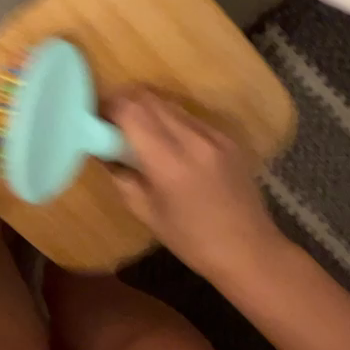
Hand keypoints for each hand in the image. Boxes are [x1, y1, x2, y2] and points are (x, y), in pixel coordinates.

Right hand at [106, 89, 293, 285]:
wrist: (250, 251)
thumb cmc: (192, 240)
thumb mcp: (145, 212)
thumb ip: (120, 176)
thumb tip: (103, 152)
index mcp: (168, 162)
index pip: (131, 111)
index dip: (109, 107)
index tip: (99, 119)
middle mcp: (192, 140)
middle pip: (149, 98)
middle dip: (126, 103)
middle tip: (114, 123)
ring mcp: (213, 136)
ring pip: (169, 104)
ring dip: (148, 110)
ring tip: (140, 132)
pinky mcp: (227, 139)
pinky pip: (189, 118)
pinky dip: (171, 121)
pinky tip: (170, 144)